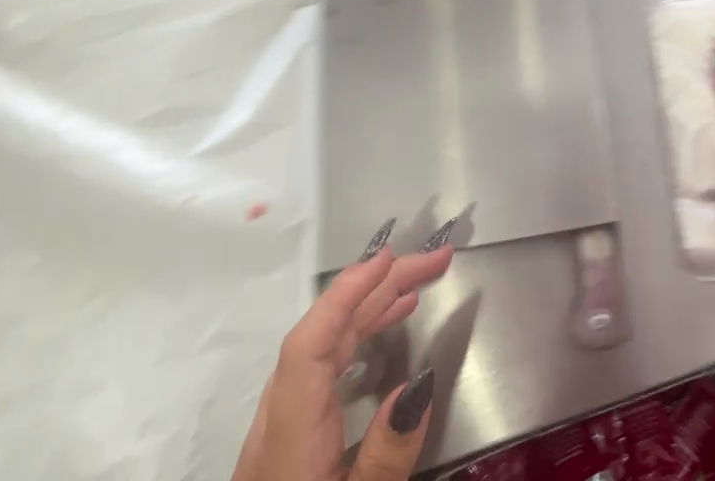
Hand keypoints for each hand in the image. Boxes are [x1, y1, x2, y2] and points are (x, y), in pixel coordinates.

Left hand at [232, 239, 454, 480]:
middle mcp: (276, 423)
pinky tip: (389, 329)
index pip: (309, 345)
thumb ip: (385, 456)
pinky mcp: (290, 438)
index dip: (347, 293)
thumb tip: (416, 385)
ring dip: (371, 308)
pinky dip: (359, 336)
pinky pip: (324, 368)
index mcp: (287, 438)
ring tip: (420, 283)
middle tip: (437, 260)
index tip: (391, 257)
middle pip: (321, 336)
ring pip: (322, 348)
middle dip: (377, 288)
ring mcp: (279, 429)